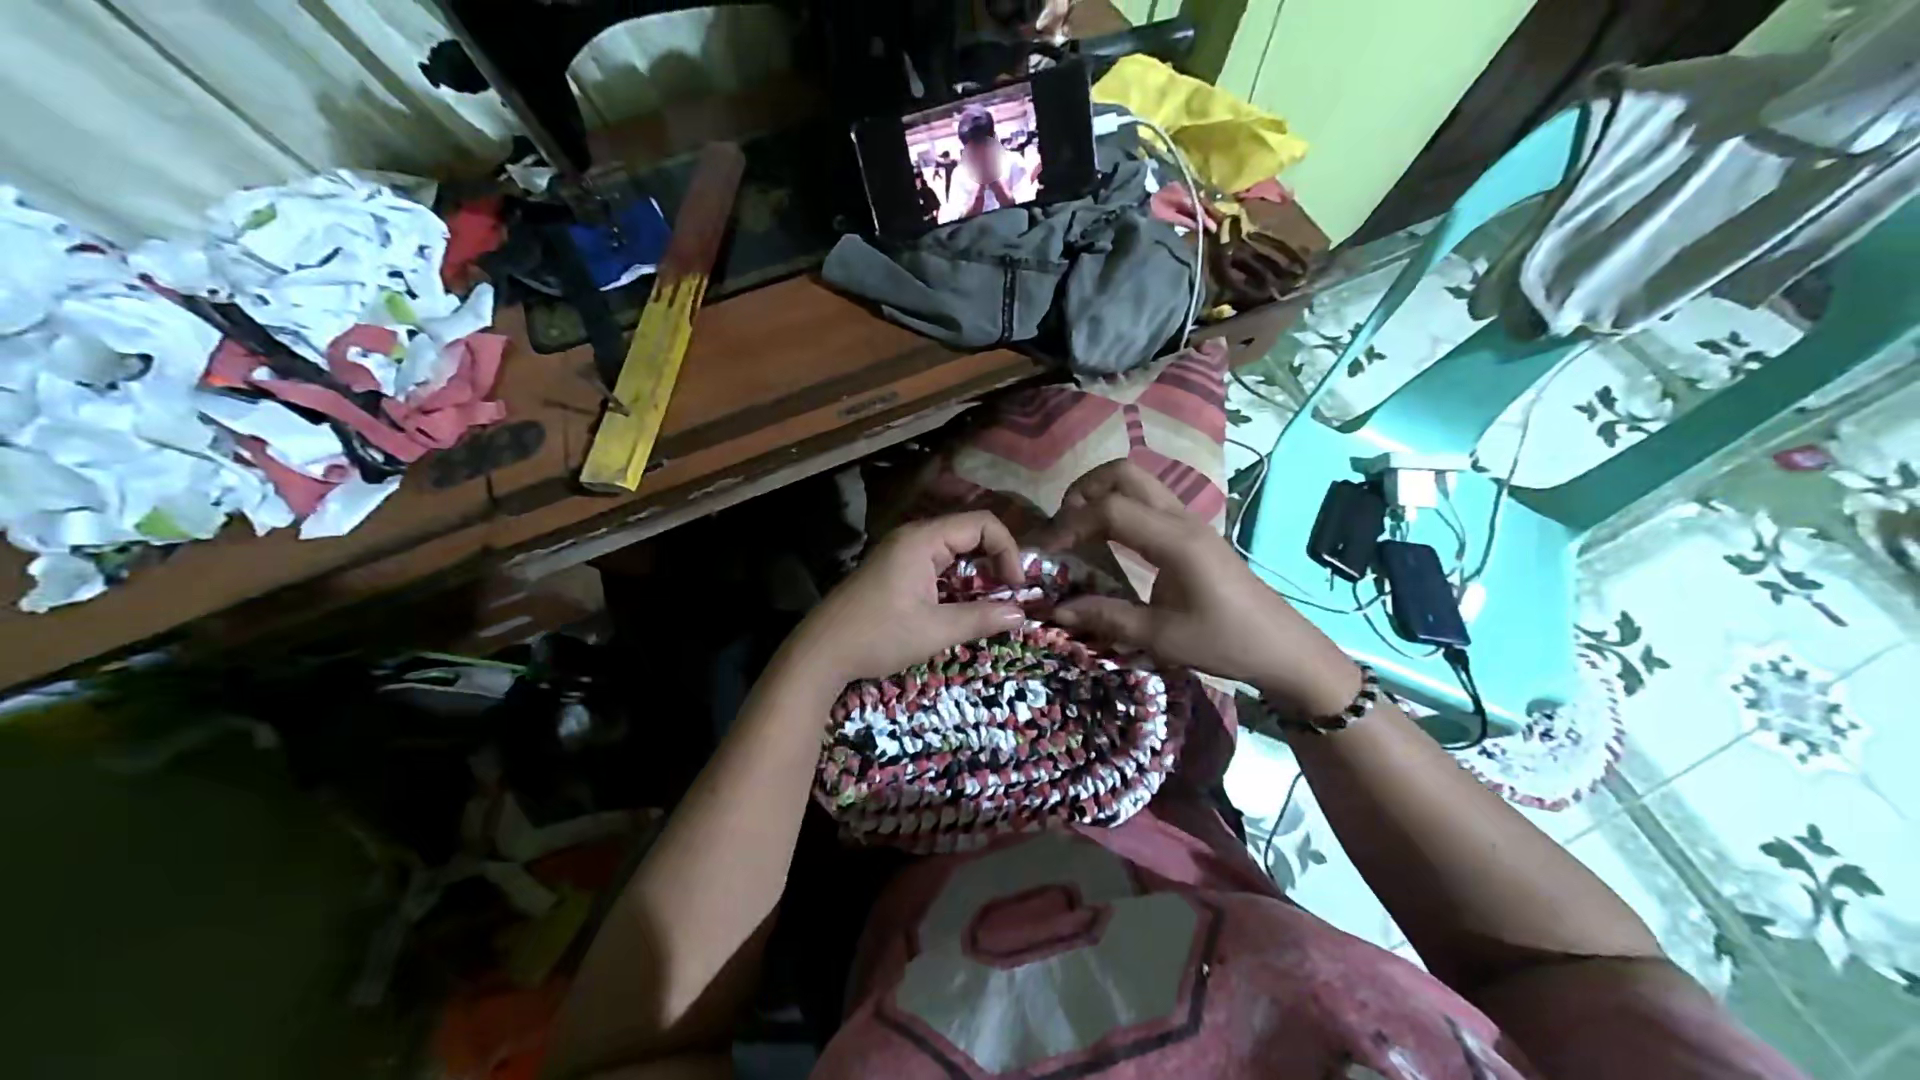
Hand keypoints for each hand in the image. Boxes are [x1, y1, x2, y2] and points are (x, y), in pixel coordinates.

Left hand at [780, 511, 1027, 687]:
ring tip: (989, 606)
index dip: (1007, 550)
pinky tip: (961, 609)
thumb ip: (981, 618)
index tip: (1015, 586)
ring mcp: (901, 554)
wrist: (821, 653)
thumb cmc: (879, 636)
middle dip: (995, 562)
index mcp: (923, 540)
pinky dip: (955, 583)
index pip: (982, 524)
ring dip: (976, 576)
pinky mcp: (894, 571)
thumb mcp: (936, 630)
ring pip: (953, 552)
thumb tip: (1021, 613)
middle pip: (969, 534)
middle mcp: (913, 538)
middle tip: (1008, 596)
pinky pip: (936, 566)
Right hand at [1035, 461, 1361, 715]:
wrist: (1282, 649)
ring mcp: (1189, 522)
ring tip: (1079, 533)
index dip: (1070, 524)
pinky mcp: (1192, 532)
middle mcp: (1181, 519)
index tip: (1047, 552)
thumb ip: (1106, 618)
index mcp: (1175, 540)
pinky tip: (1108, 542)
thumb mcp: (1161, 637)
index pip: (1110, 508)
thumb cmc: (1225, 642)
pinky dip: (1118, 508)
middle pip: (1123, 474)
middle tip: (1063, 529)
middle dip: (1083, 492)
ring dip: (1100, 495)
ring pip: (1136, 481)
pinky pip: (1147, 502)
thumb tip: (1056, 610)